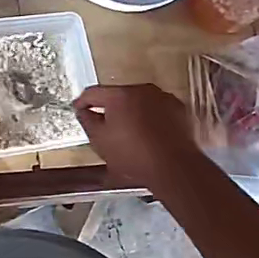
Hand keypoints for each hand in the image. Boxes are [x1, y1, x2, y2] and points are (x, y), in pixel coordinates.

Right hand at [73, 84, 208, 190]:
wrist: (174, 167)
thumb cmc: (133, 154)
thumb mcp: (100, 141)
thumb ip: (87, 121)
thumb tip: (82, 111)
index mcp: (119, 95)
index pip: (93, 92)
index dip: (82, 101)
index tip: (79, 109)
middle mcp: (142, 90)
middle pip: (118, 95)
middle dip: (110, 108)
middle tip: (104, 125)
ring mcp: (163, 98)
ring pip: (140, 102)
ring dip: (131, 113)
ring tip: (129, 133)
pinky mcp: (179, 109)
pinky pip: (158, 110)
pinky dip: (151, 118)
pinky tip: (150, 135)